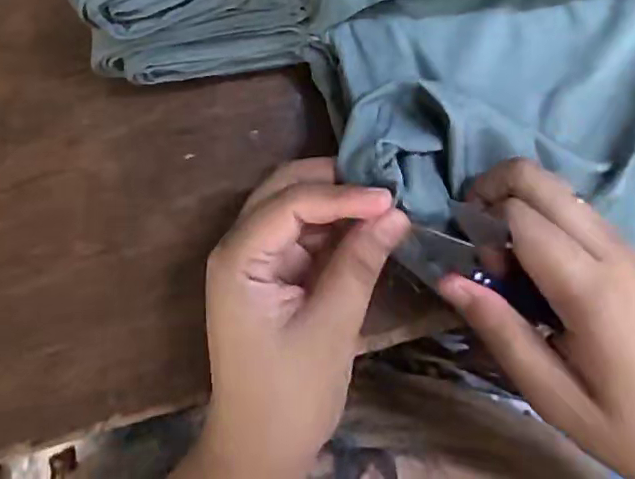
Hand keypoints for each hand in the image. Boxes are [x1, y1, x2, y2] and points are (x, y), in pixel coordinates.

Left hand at [176, 159, 410, 478]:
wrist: (259, 451)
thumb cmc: (289, 397)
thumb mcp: (330, 330)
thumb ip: (359, 265)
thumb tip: (396, 214)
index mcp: (238, 257)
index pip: (290, 203)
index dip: (342, 195)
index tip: (390, 197)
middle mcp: (239, 245)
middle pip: (285, 189)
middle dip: (334, 182)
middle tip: (385, 186)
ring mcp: (255, 256)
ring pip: (295, 204)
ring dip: (337, 200)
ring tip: (384, 201)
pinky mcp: (273, 270)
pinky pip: (304, 232)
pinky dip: (335, 225)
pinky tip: (367, 224)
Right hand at [436, 160, 634, 478]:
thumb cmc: (626, 428)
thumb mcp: (553, 395)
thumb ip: (499, 330)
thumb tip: (446, 278)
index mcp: (590, 287)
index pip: (520, 214)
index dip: (483, 222)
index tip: (473, 260)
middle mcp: (608, 249)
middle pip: (537, 178)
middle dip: (494, 187)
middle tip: (476, 232)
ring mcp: (623, 244)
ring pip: (555, 184)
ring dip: (518, 198)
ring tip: (506, 253)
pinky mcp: (628, 249)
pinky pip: (573, 205)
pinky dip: (541, 210)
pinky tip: (536, 259)